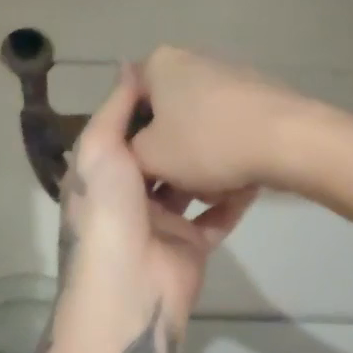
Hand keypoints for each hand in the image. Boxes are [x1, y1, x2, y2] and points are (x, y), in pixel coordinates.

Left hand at [52, 64, 254, 346]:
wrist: (127, 286)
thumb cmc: (106, 206)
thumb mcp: (100, 146)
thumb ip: (116, 107)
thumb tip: (128, 66)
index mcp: (100, 170)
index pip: (124, 128)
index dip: (147, 105)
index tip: (178, 78)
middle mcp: (127, 192)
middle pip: (159, 155)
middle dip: (182, 133)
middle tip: (217, 101)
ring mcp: (160, 220)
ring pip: (189, 183)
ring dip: (209, 162)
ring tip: (238, 130)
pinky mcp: (190, 244)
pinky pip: (216, 215)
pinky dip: (232, 196)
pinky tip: (253, 171)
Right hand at [132, 46, 313, 197]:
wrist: (289, 140)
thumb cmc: (206, 143)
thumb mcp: (149, 156)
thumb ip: (126, 147)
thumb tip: (127, 144)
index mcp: (158, 64)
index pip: (126, 101)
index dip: (128, 139)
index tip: (139, 169)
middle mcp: (189, 59)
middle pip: (163, 114)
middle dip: (166, 152)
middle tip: (172, 185)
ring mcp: (227, 74)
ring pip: (195, 125)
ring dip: (195, 158)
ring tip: (209, 192)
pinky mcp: (256, 94)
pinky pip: (225, 127)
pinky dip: (224, 152)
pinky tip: (235, 181)